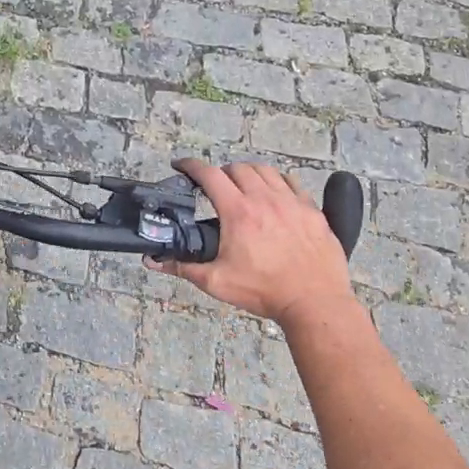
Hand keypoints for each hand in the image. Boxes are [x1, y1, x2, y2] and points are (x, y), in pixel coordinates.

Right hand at [145, 159, 354, 328]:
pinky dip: (278, 182)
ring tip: (243, 187)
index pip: (209, 174)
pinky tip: (274, 194)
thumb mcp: (217, 281)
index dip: (190, 165)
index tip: (181, 166)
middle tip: (214, 187)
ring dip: (248, 173)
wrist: (315, 303)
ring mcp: (292, 203)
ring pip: (266, 171)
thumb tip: (153, 262)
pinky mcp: (313, 212)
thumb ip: (183, 267)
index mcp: (238, 212)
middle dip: (220, 172)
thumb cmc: (265, 292)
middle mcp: (265, 200)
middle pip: (237, 168)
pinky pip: (293, 183)